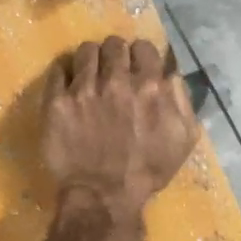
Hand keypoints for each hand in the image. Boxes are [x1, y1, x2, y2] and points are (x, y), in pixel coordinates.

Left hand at [39, 37, 197, 217]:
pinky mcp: (57, 101)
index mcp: (150, 88)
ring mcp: (84, 90)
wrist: (103, 196)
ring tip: (88, 73)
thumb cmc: (147, 170)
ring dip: (89, 59)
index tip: (135, 64)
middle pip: (113, 44)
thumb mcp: (183, 139)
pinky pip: (58, 69)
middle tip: (111, 68)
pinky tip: (67, 83)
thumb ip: (181, 100)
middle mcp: (116, 81)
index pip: (143, 47)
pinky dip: (63, 72)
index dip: (140, 55)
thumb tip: (170, 73)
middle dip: (114, 53)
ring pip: (85, 51)